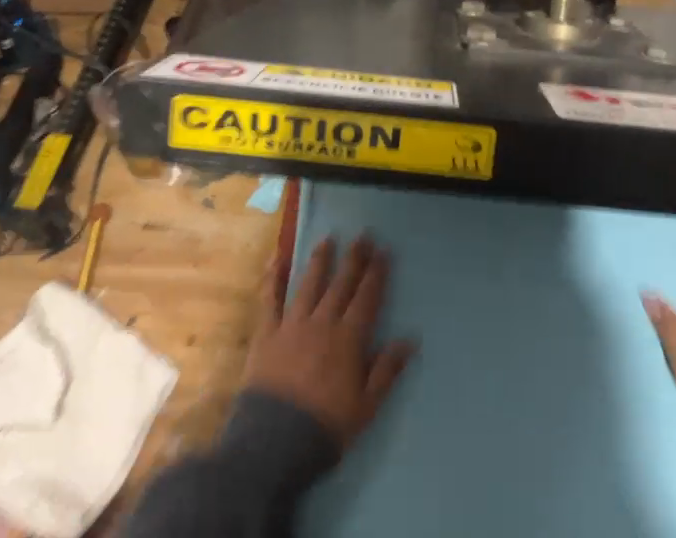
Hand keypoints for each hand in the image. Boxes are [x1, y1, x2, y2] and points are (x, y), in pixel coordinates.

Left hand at [243, 235, 415, 445]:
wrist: (275, 441)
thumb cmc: (327, 425)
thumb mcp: (366, 405)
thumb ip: (387, 370)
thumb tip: (409, 339)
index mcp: (349, 339)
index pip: (367, 298)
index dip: (376, 274)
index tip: (384, 251)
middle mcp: (322, 323)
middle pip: (341, 284)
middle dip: (354, 259)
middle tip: (362, 235)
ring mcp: (291, 325)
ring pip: (308, 285)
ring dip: (319, 261)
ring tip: (327, 240)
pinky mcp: (266, 333)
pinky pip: (270, 299)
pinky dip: (273, 278)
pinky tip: (277, 260)